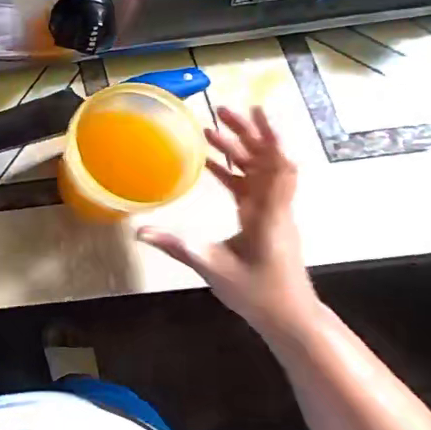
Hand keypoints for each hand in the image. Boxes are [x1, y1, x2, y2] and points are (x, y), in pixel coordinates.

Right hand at [138, 106, 317, 332]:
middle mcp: (274, 205)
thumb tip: (140, 232)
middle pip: (267, 159)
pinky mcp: (265, 219)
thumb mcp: (213, 269)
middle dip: (246, 133)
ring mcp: (272, 211)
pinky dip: (233, 171)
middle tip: (221, 111)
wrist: (290, 318)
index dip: (270, 136)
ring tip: (212, 129)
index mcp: (268, 213)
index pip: (277, 166)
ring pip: (259, 170)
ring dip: (240, 148)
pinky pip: (251, 186)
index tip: (257, 111)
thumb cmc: (258, 294)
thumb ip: (178, 247)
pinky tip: (210, 163)